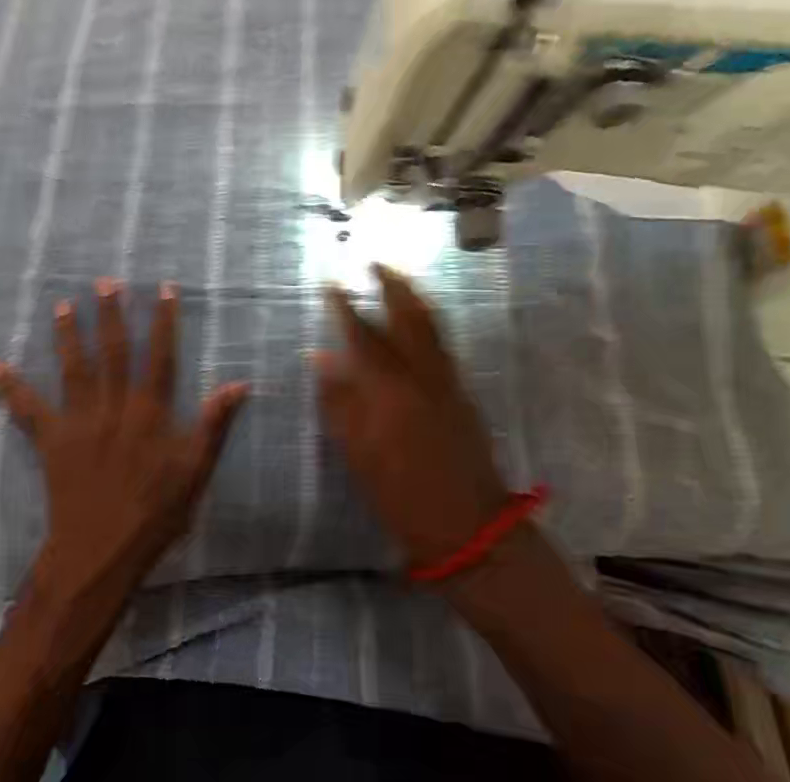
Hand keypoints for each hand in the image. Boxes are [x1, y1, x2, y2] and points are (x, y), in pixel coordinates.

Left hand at [0, 279, 250, 598]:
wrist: (103, 549)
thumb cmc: (156, 513)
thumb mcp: (196, 471)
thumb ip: (213, 425)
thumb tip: (238, 384)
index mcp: (149, 413)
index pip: (160, 357)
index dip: (163, 321)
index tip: (163, 289)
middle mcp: (113, 407)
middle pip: (113, 353)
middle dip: (110, 315)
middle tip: (105, 281)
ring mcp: (79, 421)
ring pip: (74, 369)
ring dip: (68, 336)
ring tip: (62, 306)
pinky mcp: (52, 440)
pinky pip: (28, 411)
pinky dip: (10, 390)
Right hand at [315, 264, 508, 568]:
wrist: (469, 527)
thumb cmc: (401, 495)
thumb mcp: (356, 452)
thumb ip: (337, 400)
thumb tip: (319, 357)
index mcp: (390, 390)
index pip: (363, 334)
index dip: (344, 305)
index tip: (330, 282)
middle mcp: (423, 375)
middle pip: (410, 316)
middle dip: (392, 284)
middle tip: (375, 262)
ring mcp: (448, 382)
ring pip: (433, 326)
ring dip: (414, 297)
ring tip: (397, 278)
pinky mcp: (463, 394)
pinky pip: (442, 344)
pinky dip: (427, 322)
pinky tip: (415, 322)